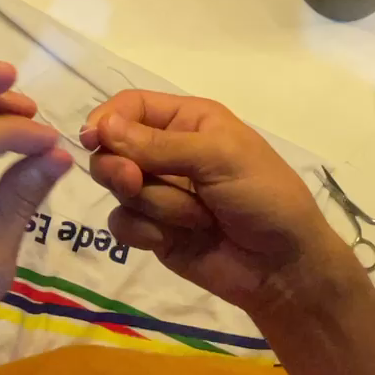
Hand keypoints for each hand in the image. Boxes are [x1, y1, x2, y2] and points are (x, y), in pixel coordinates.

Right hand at [81, 91, 361, 315]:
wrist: (282, 268)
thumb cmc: (264, 197)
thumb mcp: (220, 158)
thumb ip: (159, 144)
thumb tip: (102, 127)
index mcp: (188, 121)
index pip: (131, 106)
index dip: (107, 120)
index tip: (93, 139)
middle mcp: (167, 152)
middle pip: (113, 148)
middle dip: (120, 167)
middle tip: (134, 180)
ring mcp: (158, 193)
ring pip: (117, 188)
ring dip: (153, 204)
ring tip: (194, 218)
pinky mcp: (152, 230)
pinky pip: (122, 223)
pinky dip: (143, 231)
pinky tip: (169, 240)